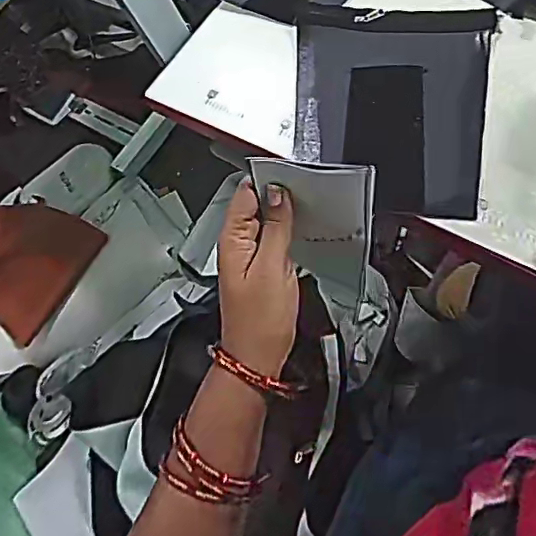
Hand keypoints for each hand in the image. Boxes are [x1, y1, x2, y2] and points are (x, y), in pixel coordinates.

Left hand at [216, 178, 299, 378]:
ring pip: (265, 221)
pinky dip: (284, 233)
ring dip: (283, 216)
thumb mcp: (273, 267)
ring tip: (304, 216)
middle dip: (278, 197)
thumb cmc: (260, 321)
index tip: (291, 178)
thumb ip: (276, 227)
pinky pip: (271, 238)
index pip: (245, 194)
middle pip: (254, 204)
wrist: (257, 358)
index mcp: (232, 239)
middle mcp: (236, 243)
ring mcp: (247, 255)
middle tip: (304, 196)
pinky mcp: (258, 266)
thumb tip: (278, 194)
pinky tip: (298, 237)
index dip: (267, 182)